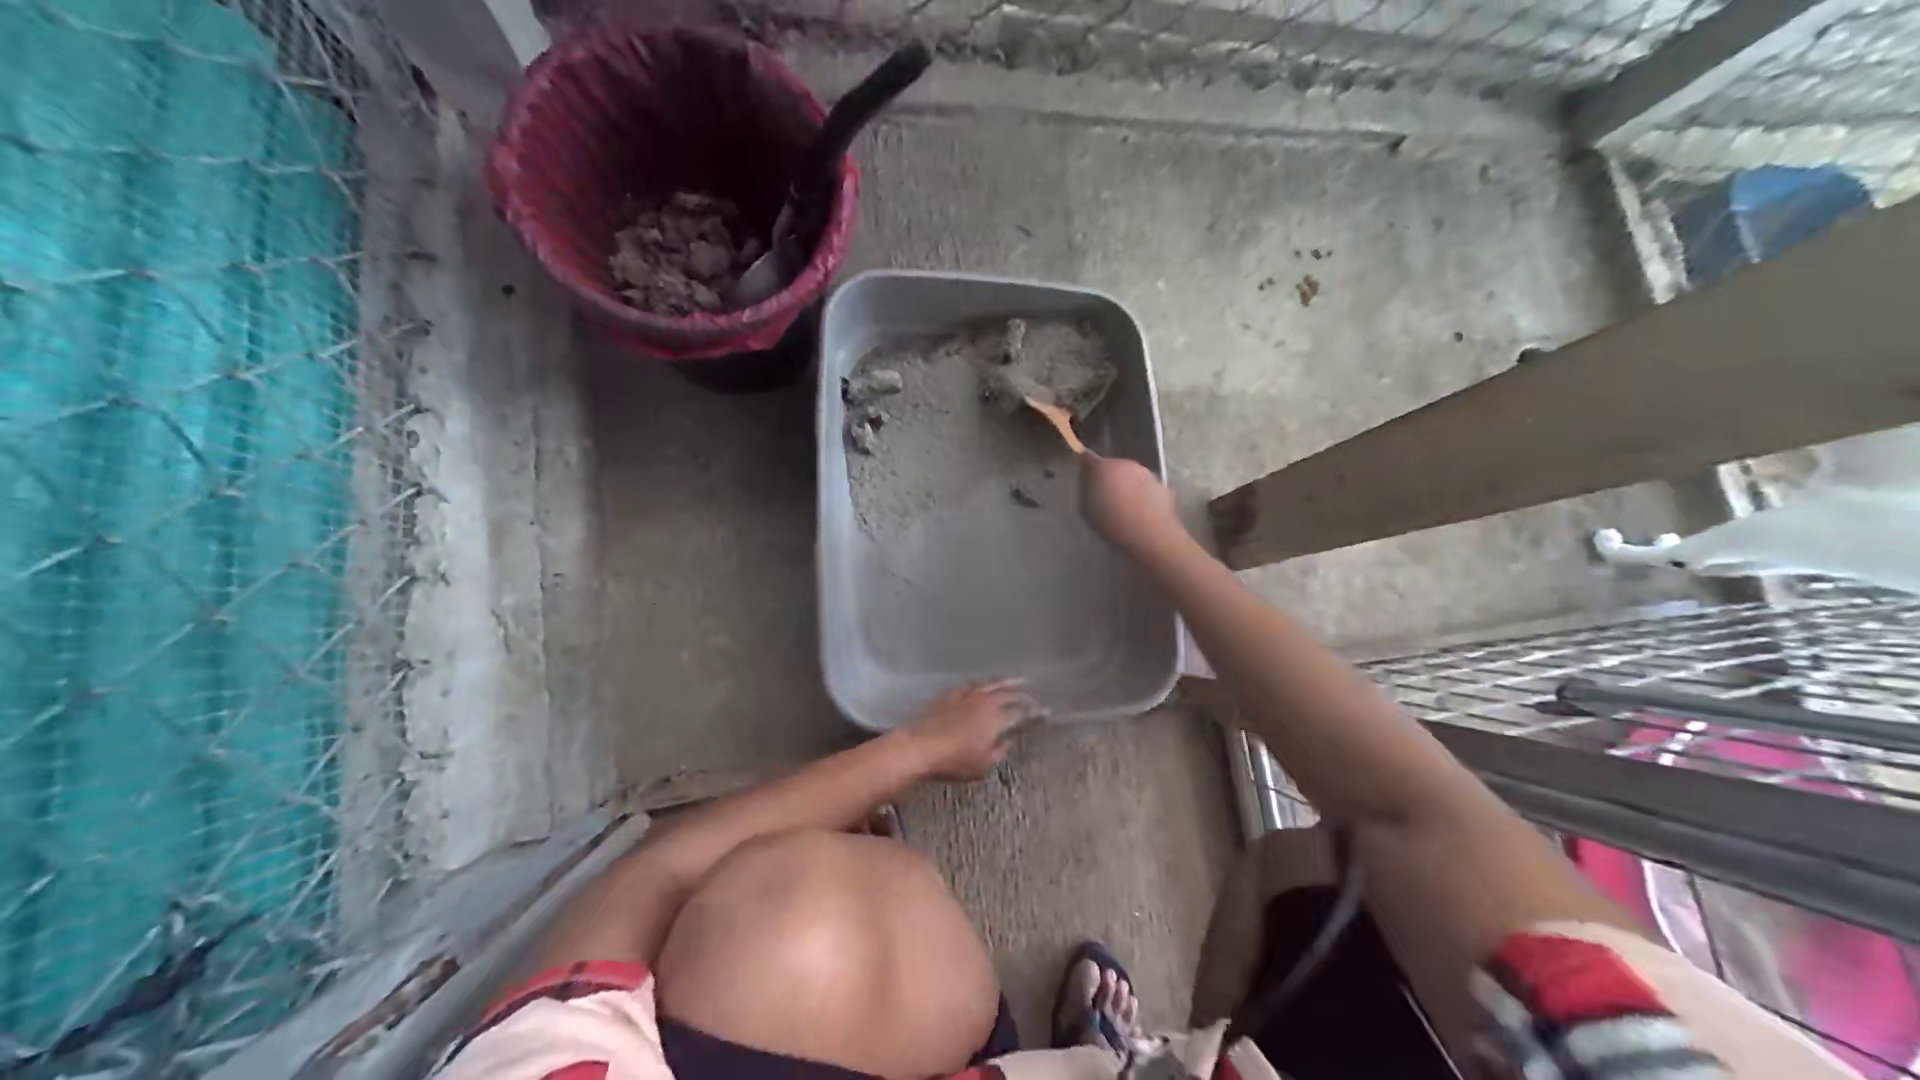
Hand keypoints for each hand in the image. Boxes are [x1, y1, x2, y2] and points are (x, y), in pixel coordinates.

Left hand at [899, 680, 1045, 780]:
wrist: (919, 747)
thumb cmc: (954, 760)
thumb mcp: (984, 764)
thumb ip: (1000, 750)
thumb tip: (1007, 741)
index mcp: (997, 718)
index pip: (1022, 713)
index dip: (1035, 713)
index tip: (1045, 712)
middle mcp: (985, 702)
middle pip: (1009, 693)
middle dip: (1024, 694)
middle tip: (1033, 696)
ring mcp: (967, 695)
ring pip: (992, 684)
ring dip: (1006, 682)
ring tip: (1016, 680)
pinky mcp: (950, 694)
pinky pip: (972, 684)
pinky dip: (983, 683)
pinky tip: (983, 684)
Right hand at [1080, 452, 1184, 557]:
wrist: (1151, 536)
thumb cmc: (1114, 524)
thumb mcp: (1088, 510)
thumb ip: (1087, 490)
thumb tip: (1088, 481)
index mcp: (1106, 468)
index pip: (1089, 458)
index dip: (1084, 461)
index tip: (1082, 465)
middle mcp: (1128, 465)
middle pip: (1114, 467)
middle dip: (1109, 478)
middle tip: (1105, 497)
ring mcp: (1148, 475)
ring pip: (1133, 476)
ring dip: (1128, 486)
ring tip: (1125, 507)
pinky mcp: (1163, 487)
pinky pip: (1148, 488)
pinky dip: (1144, 495)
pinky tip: (1142, 512)